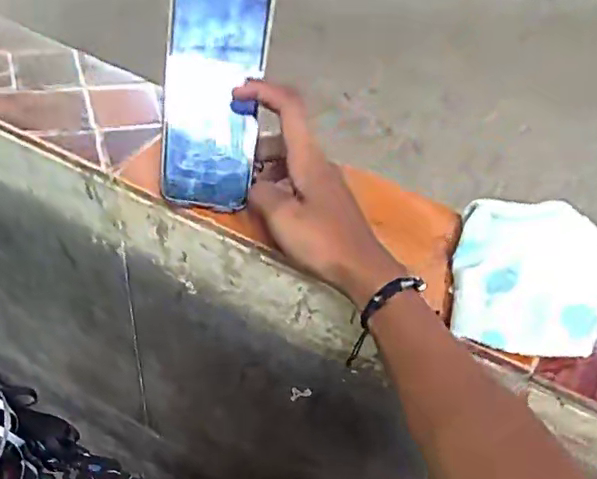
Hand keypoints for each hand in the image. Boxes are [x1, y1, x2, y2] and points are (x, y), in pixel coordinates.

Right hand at [235, 79, 407, 306]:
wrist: (361, 268)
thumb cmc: (322, 242)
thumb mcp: (283, 219)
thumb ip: (261, 195)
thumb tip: (254, 186)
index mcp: (308, 158)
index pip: (288, 107)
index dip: (262, 92)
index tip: (237, 93)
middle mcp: (318, 163)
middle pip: (284, 139)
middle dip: (256, 148)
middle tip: (235, 170)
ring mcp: (325, 182)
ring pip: (290, 163)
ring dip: (266, 172)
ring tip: (248, 195)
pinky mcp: (327, 202)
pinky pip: (297, 182)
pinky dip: (279, 187)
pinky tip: (269, 210)